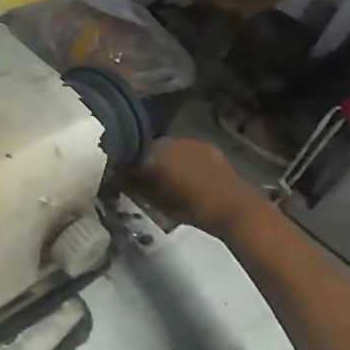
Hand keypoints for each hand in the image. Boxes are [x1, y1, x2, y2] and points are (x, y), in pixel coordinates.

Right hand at [136, 138, 274, 239]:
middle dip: (146, 157)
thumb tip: (115, 174)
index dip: (125, 161)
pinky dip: (183, 157)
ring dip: (165, 157)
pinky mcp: (205, 145)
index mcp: (150, 153)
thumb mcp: (154, 201)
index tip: (124, 172)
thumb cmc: (190, 208)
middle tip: (147, 175)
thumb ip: (131, 184)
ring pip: (168, 146)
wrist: (235, 209)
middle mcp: (166, 140)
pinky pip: (186, 148)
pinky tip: (189, 172)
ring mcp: (187, 140)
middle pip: (148, 146)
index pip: (129, 151)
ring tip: (170, 174)